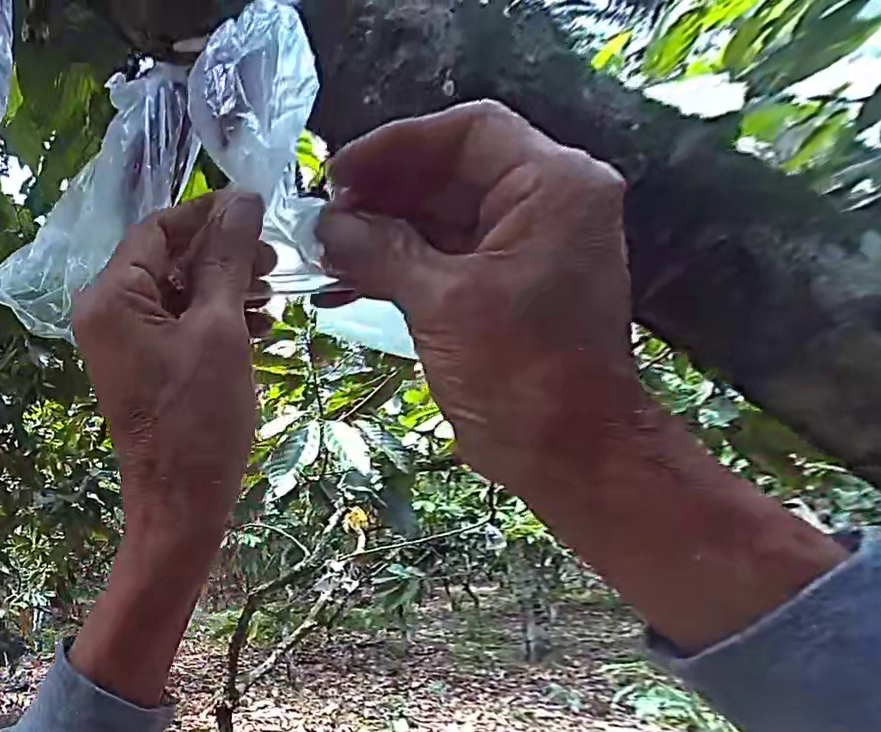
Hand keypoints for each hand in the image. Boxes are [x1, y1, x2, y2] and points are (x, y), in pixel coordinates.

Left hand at [68, 190, 272, 703]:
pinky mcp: (140, 369)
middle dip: (221, 256)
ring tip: (271, 297)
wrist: (180, 504)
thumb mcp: (219, 331)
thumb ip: (226, 260)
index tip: (259, 212)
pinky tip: (256, 326)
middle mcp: (105, 315)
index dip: (209, 215)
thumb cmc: (199, 420)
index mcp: (111, 298)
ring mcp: (120, 345)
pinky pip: (175, 328)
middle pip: (166, 260)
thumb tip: (241, 199)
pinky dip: (212, 321)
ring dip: (223, 289)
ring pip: (175, 294)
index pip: (158, 229)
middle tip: (273, 263)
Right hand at [316, 102, 842, 649]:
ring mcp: (512, 256)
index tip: (336, 175)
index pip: (468, 134)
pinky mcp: (489, 297)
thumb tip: (327, 226)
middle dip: (379, 197)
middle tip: (318, 221)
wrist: (562, 448)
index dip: (396, 146)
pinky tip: (342, 288)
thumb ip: (384, 254)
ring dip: (377, 237)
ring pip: (434, 224)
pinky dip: (389, 272)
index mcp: (549, 189)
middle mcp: (537, 210)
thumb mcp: (445, 304)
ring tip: (321, 257)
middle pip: (446, 178)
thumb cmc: (518, 371)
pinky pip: (433, 266)